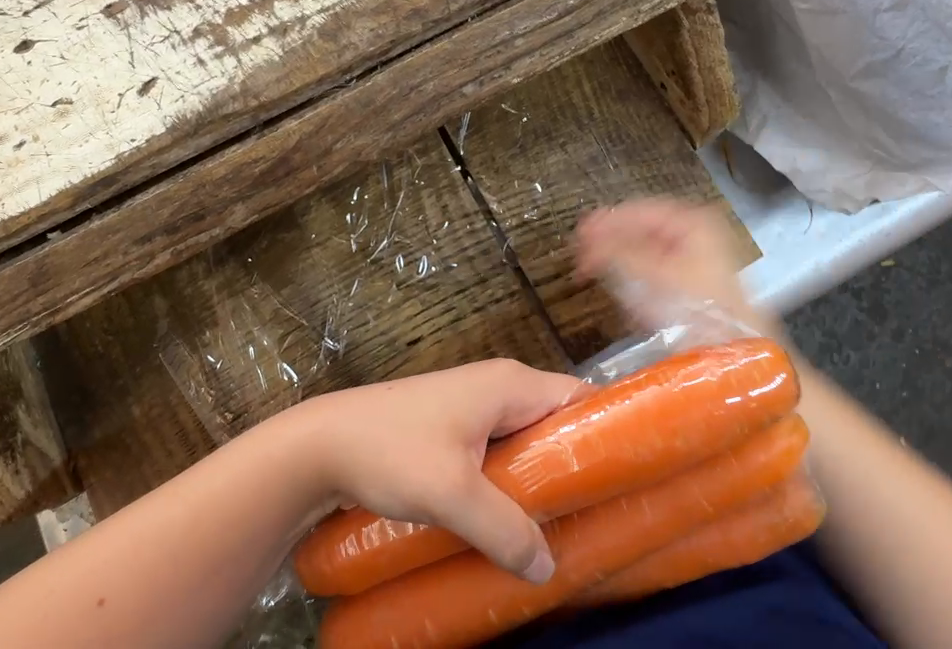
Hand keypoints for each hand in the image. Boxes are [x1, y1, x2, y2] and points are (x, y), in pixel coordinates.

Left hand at [293, 360, 582, 582]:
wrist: (318, 446)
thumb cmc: (389, 451)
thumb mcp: (451, 494)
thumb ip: (504, 529)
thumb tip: (548, 568)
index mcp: (510, 384)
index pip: (581, 398)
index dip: (610, 431)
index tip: (634, 477)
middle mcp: (498, 389)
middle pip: (557, 424)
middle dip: (578, 466)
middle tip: (600, 517)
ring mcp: (472, 410)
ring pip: (527, 445)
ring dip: (542, 482)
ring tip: (563, 530)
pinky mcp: (451, 433)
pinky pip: (500, 457)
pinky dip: (512, 486)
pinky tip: (514, 525)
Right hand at [575, 199, 764, 334]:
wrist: (737, 356)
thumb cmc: (699, 311)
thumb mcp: (652, 277)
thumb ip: (615, 253)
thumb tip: (584, 238)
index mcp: (694, 221)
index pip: (638, 211)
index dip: (605, 223)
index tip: (577, 237)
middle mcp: (699, 232)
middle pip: (642, 229)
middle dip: (609, 242)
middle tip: (580, 255)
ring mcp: (698, 257)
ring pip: (647, 249)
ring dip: (619, 258)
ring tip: (591, 270)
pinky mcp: (695, 282)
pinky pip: (655, 269)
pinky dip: (634, 274)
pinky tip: (618, 286)